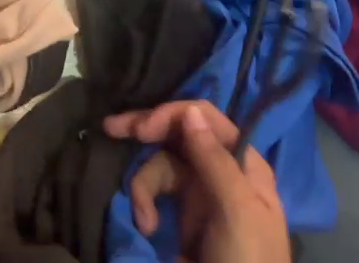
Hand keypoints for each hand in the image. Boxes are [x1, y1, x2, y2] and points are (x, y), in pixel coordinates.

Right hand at [105, 101, 288, 262]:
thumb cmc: (247, 262)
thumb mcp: (237, 212)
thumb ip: (215, 160)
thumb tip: (191, 110)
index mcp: (243, 162)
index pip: (205, 118)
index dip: (172, 115)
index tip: (141, 129)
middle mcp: (220, 169)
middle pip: (179, 134)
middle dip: (146, 130)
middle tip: (111, 127)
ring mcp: (199, 193)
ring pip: (161, 165)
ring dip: (145, 185)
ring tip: (144, 221)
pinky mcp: (180, 217)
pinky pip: (155, 192)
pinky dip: (144, 203)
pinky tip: (146, 227)